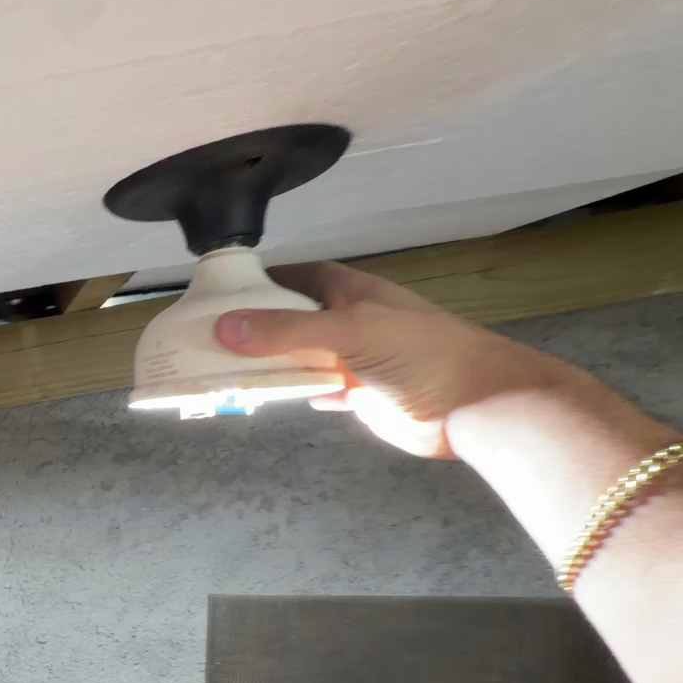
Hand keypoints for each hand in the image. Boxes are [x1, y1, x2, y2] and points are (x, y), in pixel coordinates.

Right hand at [213, 261, 570, 457]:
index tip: (224, 291)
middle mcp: (349, 322)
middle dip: (256, 325)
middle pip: (292, 317)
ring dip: (269, 362)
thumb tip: (223, 327)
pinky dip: (291, 392)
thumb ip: (287, 330)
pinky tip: (267, 397)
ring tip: (225, 369)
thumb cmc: (419, 354)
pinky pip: (314, 388)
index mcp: (351, 294)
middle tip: (210, 337)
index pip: (300, 276)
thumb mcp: (349, 331)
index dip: (265, 278)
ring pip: (299, 356)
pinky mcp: (357, 393)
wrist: (472, 406)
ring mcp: (353, 359)